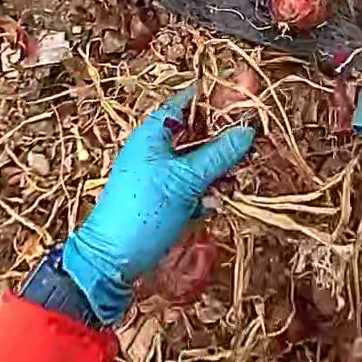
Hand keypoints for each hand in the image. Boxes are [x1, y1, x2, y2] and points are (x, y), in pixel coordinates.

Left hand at [63, 87, 254, 323]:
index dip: (217, 98)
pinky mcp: (167, 195)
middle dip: (225, 139)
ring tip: (232, 181)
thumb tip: (250, 129)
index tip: (245, 99)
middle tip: (250, 145)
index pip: (190, 101)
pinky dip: (209, 188)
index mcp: (155, 133)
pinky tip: (216, 202)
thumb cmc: (143, 210)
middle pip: (201, 131)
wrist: (111, 263)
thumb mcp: (186, 180)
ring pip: (202, 158)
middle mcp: (158, 147)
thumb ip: (220, 153)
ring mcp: (162, 172)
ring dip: (221, 167)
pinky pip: (196, 182)